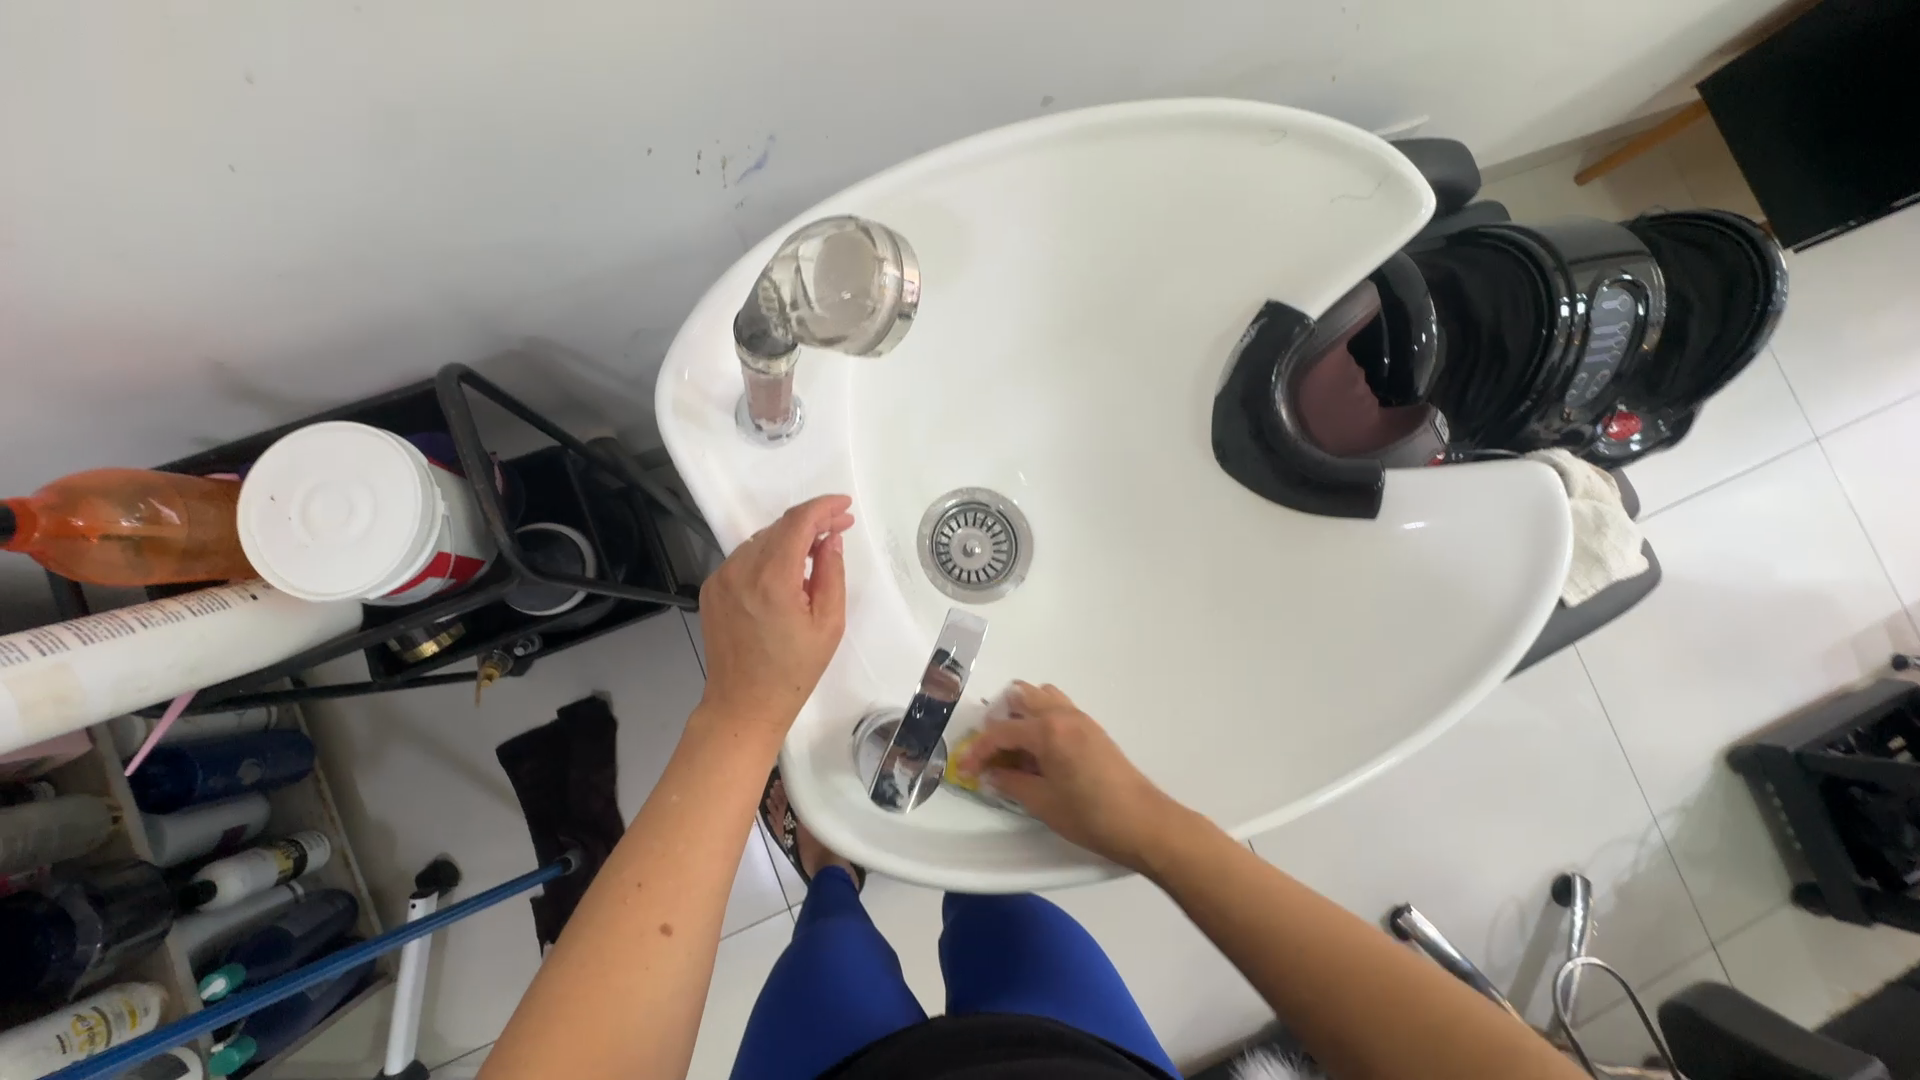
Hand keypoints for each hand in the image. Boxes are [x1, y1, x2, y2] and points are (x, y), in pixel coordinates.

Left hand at [696, 495, 854, 734]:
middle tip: (839, 529)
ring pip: (761, 540)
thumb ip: (832, 574)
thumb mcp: (829, 624)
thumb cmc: (793, 671)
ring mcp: (721, 578)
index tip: (844, 507)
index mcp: (773, 579)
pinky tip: (786, 574)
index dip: (824, 508)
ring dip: (790, 538)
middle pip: (779, 527)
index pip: (798, 522)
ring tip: (816, 553)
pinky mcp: (712, 589)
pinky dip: (768, 556)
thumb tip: (830, 540)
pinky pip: (745, 558)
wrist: (744, 703)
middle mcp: (740, 571)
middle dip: (811, 522)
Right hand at [955, 681, 1193, 872]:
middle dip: (999, 720)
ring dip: (1022, 714)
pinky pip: (1058, 709)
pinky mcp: (1093, 729)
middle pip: (1020, 696)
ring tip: (1015, 749)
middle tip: (992, 752)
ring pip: (1042, 697)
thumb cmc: (1090, 816)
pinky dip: (1041, 720)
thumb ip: (1012, 783)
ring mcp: (1081, 719)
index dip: (978, 750)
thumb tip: (991, 775)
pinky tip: (1040, 753)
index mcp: (1047, 731)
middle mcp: (1062, 715)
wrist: (1144, 822)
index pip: (1000, 731)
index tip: (965, 769)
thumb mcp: (1043, 803)